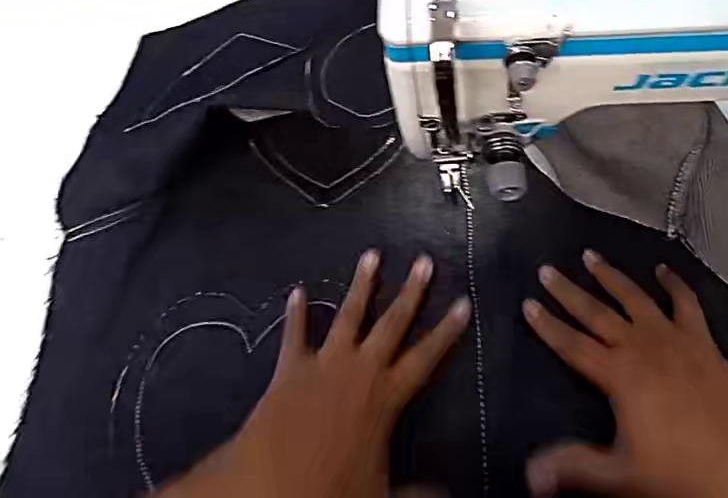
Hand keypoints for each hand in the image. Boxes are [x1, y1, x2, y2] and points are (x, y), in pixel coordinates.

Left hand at [157, 250, 470, 497]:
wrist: (262, 494)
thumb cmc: (326, 495)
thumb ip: (415, 496)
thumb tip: (450, 494)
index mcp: (385, 397)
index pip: (426, 356)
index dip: (448, 330)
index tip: (464, 302)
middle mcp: (361, 370)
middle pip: (392, 323)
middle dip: (411, 292)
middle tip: (424, 261)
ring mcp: (324, 366)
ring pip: (349, 316)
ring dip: (362, 285)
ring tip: (371, 254)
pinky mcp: (289, 372)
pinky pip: (293, 337)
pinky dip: (295, 314)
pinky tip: (296, 291)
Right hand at [522, 251, 727, 497]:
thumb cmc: (679, 471)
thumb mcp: (621, 475)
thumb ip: (575, 466)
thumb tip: (531, 471)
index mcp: (619, 373)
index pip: (573, 345)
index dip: (548, 325)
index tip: (529, 303)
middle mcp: (643, 345)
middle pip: (598, 312)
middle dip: (570, 291)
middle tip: (549, 270)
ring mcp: (674, 336)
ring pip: (635, 297)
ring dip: (612, 276)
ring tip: (592, 256)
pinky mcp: (701, 338)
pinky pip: (685, 302)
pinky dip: (674, 283)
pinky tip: (664, 269)